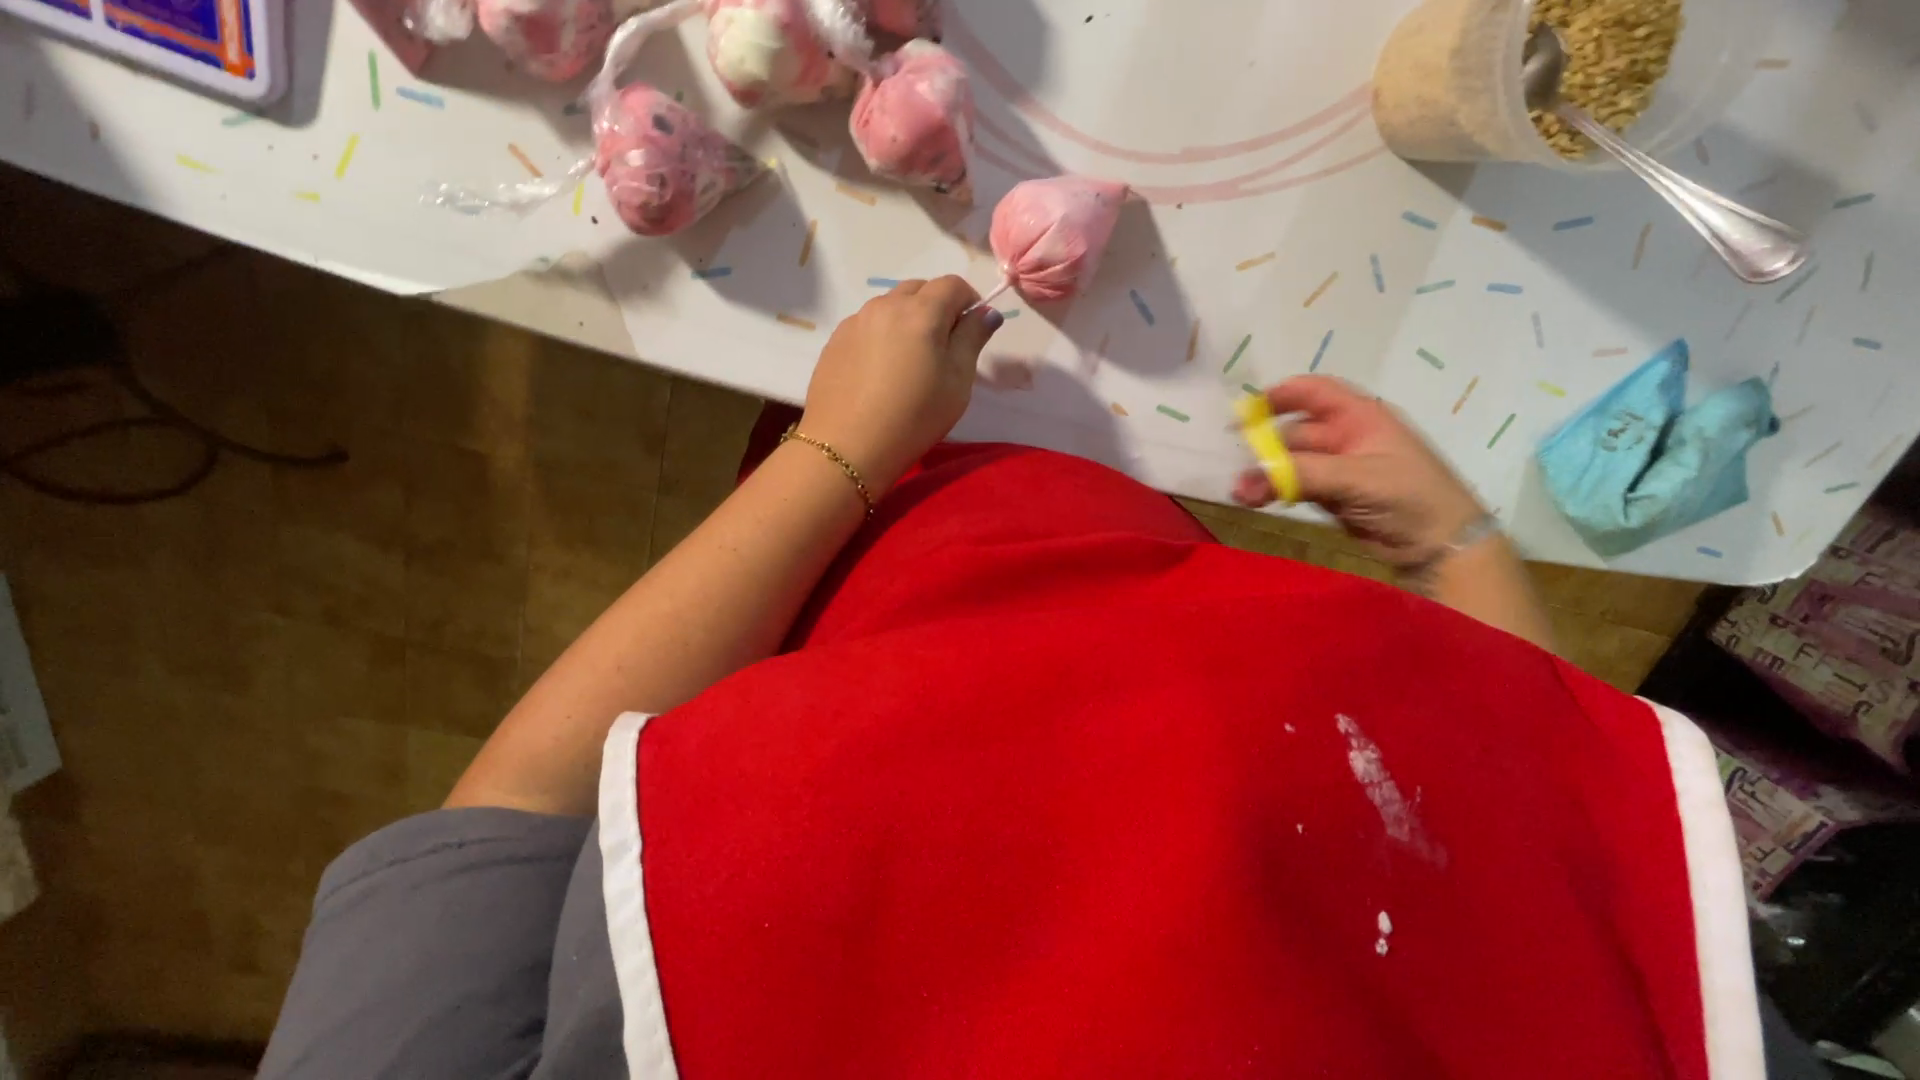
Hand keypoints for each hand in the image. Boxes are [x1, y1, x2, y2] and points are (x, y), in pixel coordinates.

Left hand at [799, 276, 1001, 490]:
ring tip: (908, 363)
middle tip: (942, 348)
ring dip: (907, 321)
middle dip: (936, 308)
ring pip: (890, 307)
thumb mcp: (957, 382)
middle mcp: (885, 306)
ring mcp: (855, 321)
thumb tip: (986, 312)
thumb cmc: (914, 418)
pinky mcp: (835, 341)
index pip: (952, 284)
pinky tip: (879, 373)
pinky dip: (881, 336)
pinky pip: (867, 325)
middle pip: (919, 290)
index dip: (968, 301)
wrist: (847, 448)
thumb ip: (972, 339)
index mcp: (921, 312)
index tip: (971, 329)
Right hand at [1232, 375, 1485, 569]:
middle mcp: (1347, 437)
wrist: (1442, 547)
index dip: (1280, 395)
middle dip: (1264, 446)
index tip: (1245, 411)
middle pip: (1294, 430)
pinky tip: (1255, 499)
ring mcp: (1339, 468)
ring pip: (1291, 461)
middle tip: (1232, 464)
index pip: (1314, 392)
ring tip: (1240, 490)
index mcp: (1361, 417)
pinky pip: (1296, 486)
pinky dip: (1276, 490)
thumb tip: (1240, 483)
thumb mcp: (1355, 479)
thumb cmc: (1409, 497)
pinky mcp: (1333, 496)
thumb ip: (1298, 477)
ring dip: (1267, 472)